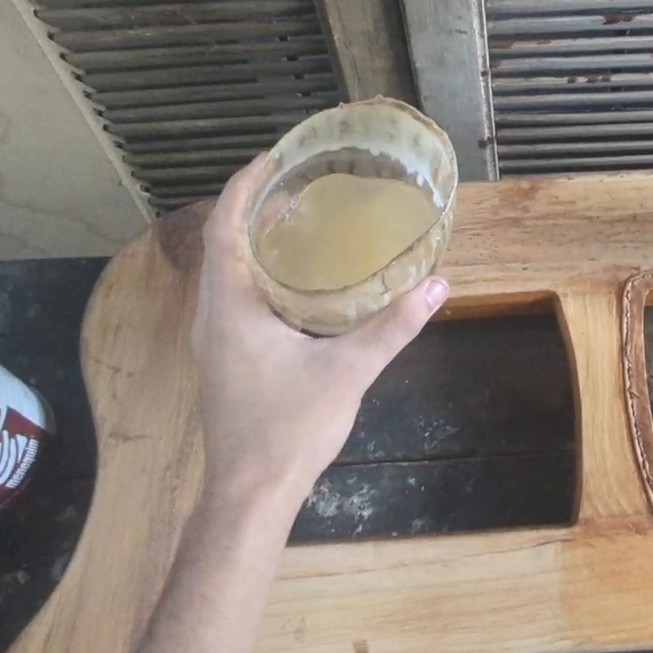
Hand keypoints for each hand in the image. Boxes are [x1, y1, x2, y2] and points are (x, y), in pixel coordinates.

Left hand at [190, 155, 447, 510]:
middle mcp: (212, 316)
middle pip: (222, 244)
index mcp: (230, 308)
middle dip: (254, 208)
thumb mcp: (348, 371)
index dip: (243, 187)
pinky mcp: (223, 358)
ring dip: (254, 240)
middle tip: (298, 185)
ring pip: (227, 272)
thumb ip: (393, 326)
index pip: (224, 229)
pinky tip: (295, 281)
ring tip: (299, 221)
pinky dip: (257, 271)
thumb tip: (439, 285)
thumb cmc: (290, 428)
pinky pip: (234, 295)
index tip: (271, 158)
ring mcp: (213, 340)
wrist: (250, 494)